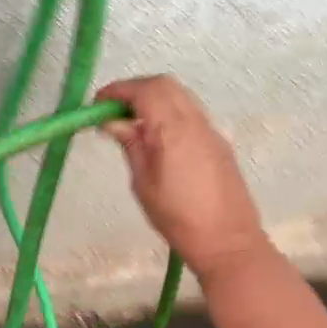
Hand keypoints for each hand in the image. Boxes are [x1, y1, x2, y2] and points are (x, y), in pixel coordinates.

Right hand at [96, 75, 271, 281]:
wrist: (228, 243)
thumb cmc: (177, 218)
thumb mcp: (142, 183)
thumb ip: (131, 145)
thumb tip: (114, 122)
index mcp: (172, 131)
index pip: (144, 91)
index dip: (117, 90)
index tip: (98, 104)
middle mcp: (194, 123)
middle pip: (164, 84)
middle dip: (135, 89)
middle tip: (114, 109)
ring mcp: (210, 131)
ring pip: (180, 94)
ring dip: (153, 98)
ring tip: (133, 121)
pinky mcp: (218, 143)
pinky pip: (190, 112)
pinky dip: (168, 110)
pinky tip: (156, 136)